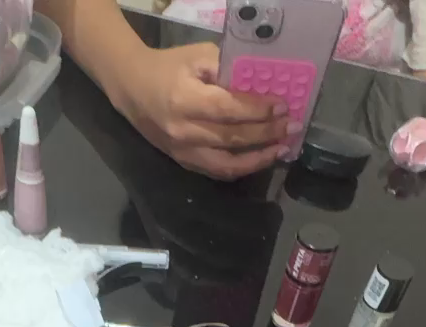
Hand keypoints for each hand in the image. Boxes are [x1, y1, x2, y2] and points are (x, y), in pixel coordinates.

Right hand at [105, 43, 293, 179]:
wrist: (134, 90)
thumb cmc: (168, 68)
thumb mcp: (197, 57)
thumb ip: (227, 70)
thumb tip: (259, 87)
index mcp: (184, 100)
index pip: (228, 110)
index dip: (257, 110)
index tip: (282, 106)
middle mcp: (183, 131)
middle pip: (232, 139)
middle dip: (266, 134)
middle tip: (291, 127)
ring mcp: (183, 152)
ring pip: (227, 164)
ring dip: (258, 158)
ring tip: (281, 149)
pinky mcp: (184, 163)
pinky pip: (217, 171)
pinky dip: (241, 167)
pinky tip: (259, 158)